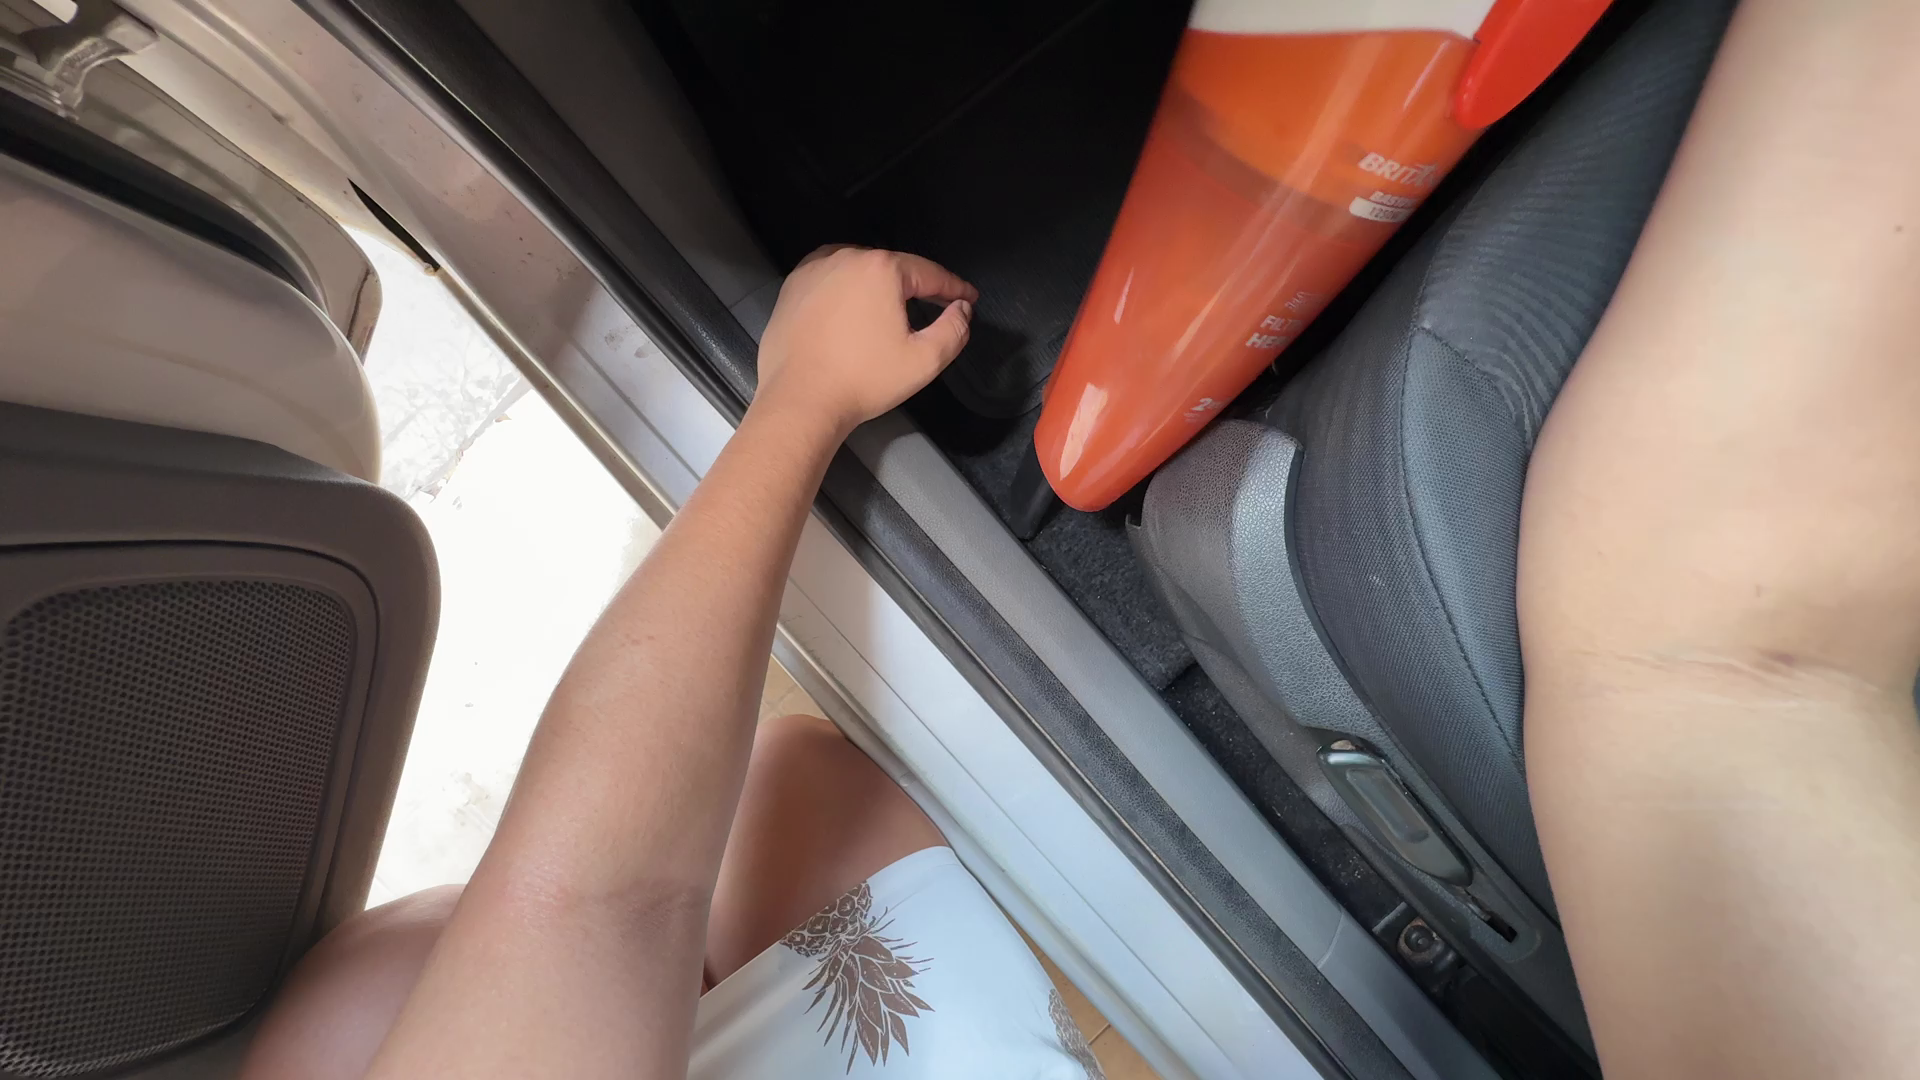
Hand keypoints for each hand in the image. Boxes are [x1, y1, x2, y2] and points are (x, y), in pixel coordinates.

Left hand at [753, 245, 976, 439]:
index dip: (954, 287)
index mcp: (881, 269)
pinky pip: (830, 280)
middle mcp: (846, 257)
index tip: (969, 298)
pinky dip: (847, 290)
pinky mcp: (791, 288)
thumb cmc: (864, 380)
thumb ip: (954, 330)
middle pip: (893, 268)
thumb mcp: (924, 361)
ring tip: (894, 306)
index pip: (929, 273)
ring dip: (880, 285)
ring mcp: (813, 270)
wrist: (800, 400)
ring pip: (859, 270)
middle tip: (936, 304)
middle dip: (916, 286)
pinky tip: (852, 308)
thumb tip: (962, 309)